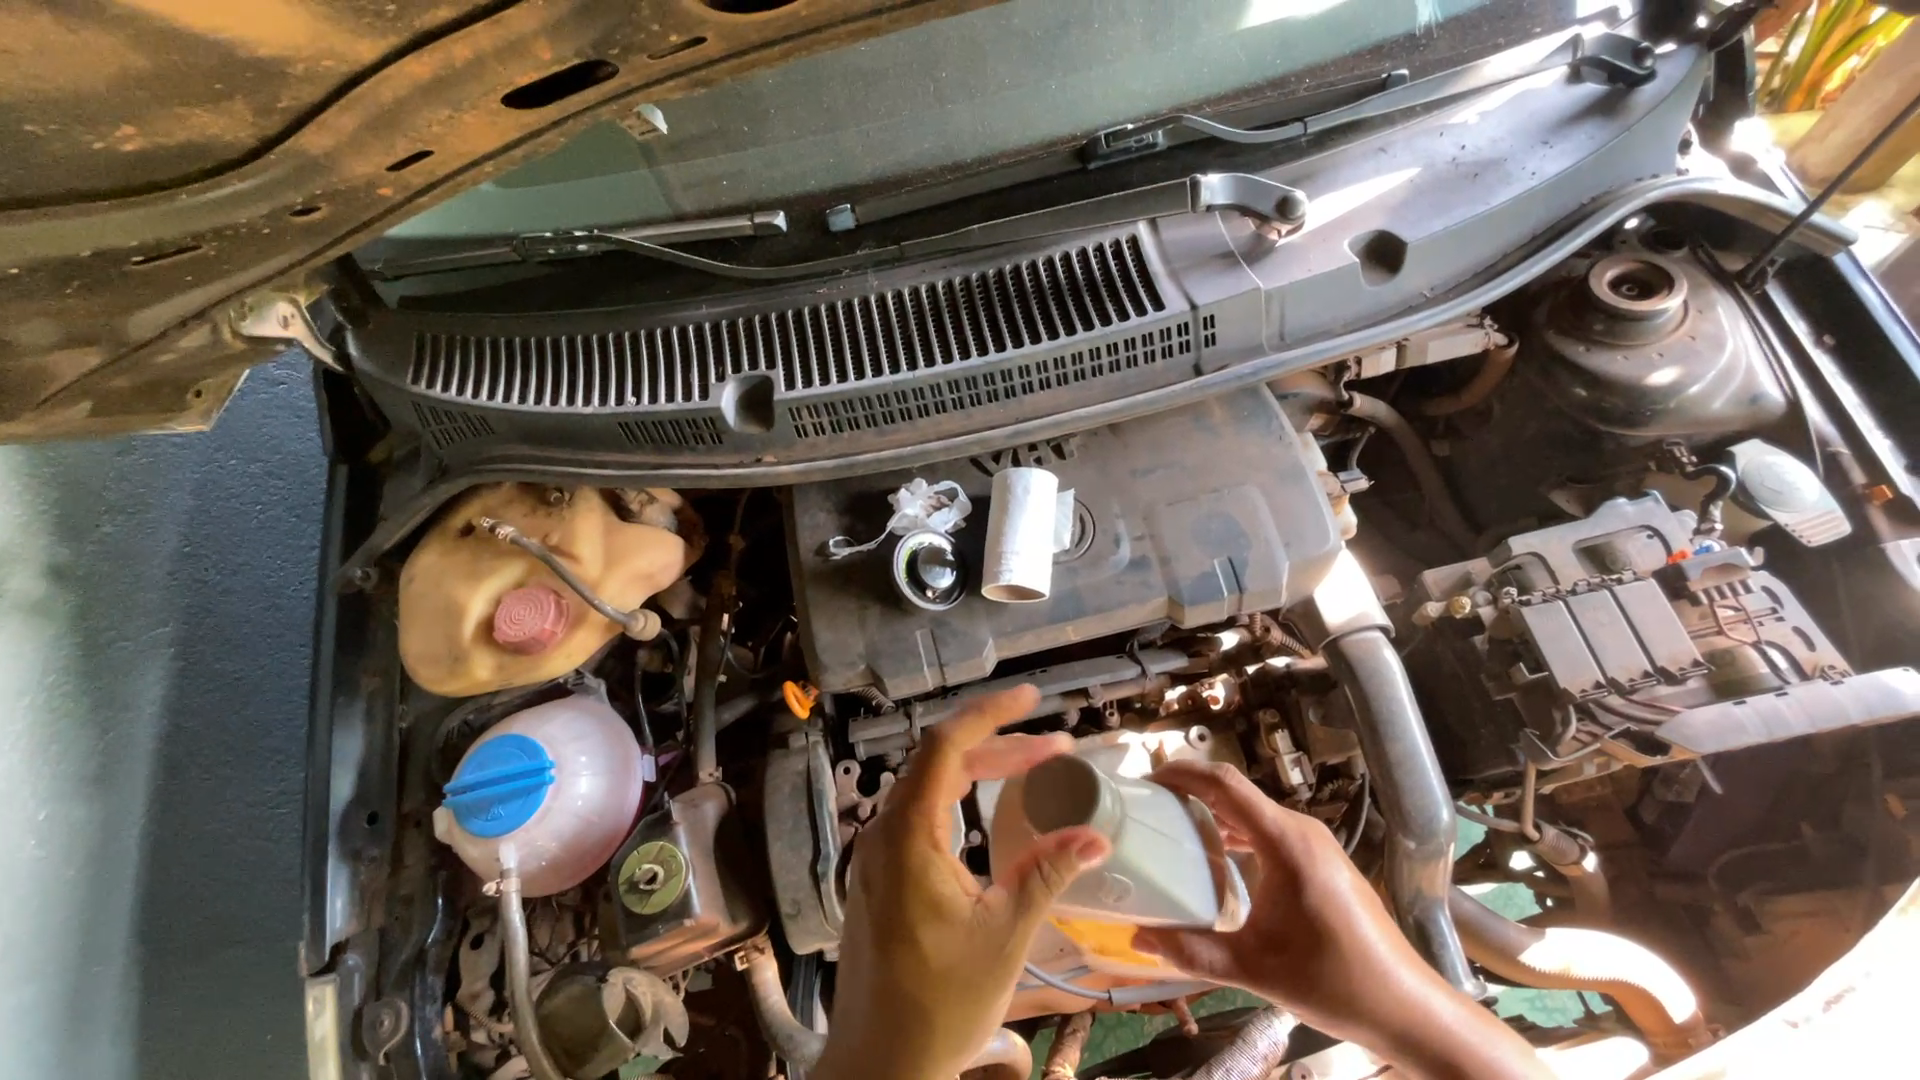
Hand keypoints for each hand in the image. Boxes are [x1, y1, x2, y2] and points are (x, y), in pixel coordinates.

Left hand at [814, 685, 1111, 1079]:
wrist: (879, 1065)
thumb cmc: (941, 1004)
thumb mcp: (1004, 936)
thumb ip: (1046, 875)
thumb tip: (1096, 838)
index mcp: (909, 837)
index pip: (945, 746)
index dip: (989, 713)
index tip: (1032, 697)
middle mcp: (884, 834)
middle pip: (940, 762)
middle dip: (998, 746)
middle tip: (1054, 746)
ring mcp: (876, 855)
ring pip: (929, 789)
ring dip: (979, 772)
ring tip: (1034, 770)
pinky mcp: (878, 876)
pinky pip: (920, 817)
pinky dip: (959, 802)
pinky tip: (991, 813)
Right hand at [1134, 761, 1548, 1079]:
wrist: (1408, 1010)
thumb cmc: (1336, 983)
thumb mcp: (1255, 970)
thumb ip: (1193, 952)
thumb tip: (1138, 939)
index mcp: (1285, 843)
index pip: (1225, 784)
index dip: (1183, 772)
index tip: (1147, 780)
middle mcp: (1301, 831)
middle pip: (1235, 792)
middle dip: (1190, 792)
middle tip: (1148, 808)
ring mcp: (1315, 845)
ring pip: (1252, 811)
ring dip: (1212, 811)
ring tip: (1171, 827)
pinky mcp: (1321, 861)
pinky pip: (1267, 830)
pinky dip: (1234, 831)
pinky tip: (1215, 856)